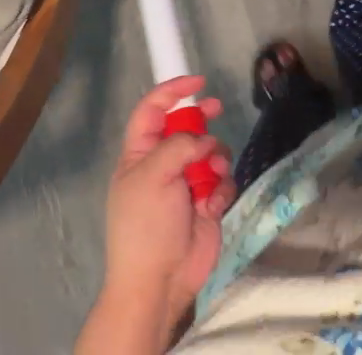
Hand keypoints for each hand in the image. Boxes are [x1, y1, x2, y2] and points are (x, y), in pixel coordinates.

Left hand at [102, 76, 236, 337]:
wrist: (160, 280)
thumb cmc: (146, 225)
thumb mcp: (152, 177)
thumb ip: (179, 146)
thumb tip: (206, 139)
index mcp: (139, 155)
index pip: (151, 111)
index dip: (172, 91)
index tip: (198, 81)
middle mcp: (162, 164)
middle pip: (186, 127)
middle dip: (203, 120)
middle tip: (217, 109)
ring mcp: (186, 183)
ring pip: (211, 152)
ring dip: (215, 162)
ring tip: (210, 180)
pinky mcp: (207, 201)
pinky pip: (223, 180)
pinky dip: (221, 190)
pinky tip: (213, 206)